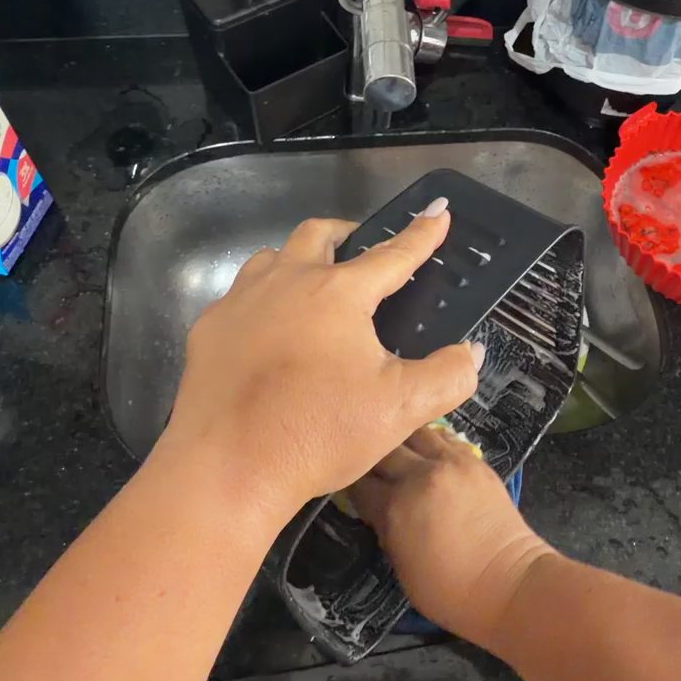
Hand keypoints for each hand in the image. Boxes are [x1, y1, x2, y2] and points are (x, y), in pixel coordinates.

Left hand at [157, 199, 482, 522]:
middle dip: (348, 232)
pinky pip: (241, 295)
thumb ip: (448, 375)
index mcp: (338, 294)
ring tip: (313, 285)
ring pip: (272, 257)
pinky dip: (263, 298)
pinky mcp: (209, 329)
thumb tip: (472, 351)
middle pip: (319, 234)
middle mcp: (288, 282)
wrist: (227, 470)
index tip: (438, 210)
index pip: (392, 255)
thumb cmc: (318, 432)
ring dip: (298, 259)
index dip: (421, 233)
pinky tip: (268, 331)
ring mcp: (241, 302)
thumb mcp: (400, 409)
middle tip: (363, 250)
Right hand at [348, 426, 556, 646]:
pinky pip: (444, 437)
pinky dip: (430, 440)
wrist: (508, 583)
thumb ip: (385, 529)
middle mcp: (420, 476)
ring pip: (414, 431)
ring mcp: (450, 462)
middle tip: (370, 464)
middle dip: (372, 456)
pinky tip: (427, 452)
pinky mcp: (473, 459)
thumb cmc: (450, 590)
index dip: (350, 483)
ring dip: (401, 439)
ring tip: (398, 450)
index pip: (359, 483)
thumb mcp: (401, 568)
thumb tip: (378, 507)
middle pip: (383, 449)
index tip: (347, 484)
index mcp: (396, 508)